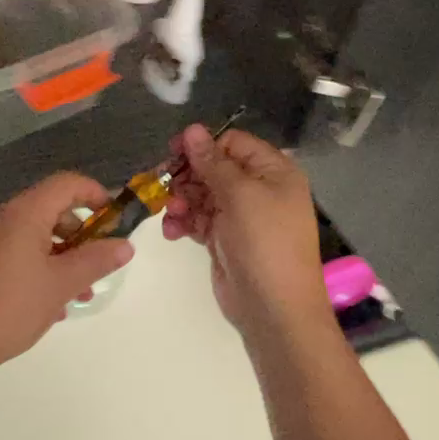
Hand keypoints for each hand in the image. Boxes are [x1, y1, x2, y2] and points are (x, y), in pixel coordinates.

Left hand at [0, 173, 134, 379]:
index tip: (116, 219)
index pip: (66, 184)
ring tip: (79, 294)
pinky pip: (17, 250)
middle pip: (50, 209)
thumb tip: (124, 245)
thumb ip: (96, 260)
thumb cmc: (11, 307)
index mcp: (22, 212)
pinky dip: (39, 265)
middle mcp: (2, 215)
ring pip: (34, 234)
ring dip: (62, 257)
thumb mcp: (62, 284)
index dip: (95, 194)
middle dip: (80, 235)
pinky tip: (50, 303)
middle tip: (99, 264)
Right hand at [162, 124, 327, 336]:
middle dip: (187, 176)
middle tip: (163, 185)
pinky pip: (199, 219)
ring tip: (171, 215)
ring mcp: (242, 215)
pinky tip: (172, 232)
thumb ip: (212, 161)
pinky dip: (184, 222)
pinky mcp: (225, 238)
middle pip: (213, 168)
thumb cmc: (264, 243)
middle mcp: (259, 189)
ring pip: (201, 193)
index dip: (202, 146)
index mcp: (273, 172)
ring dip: (181, 201)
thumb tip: (192, 129)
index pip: (232, 143)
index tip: (172, 153)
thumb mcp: (239, 195)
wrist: (275, 310)